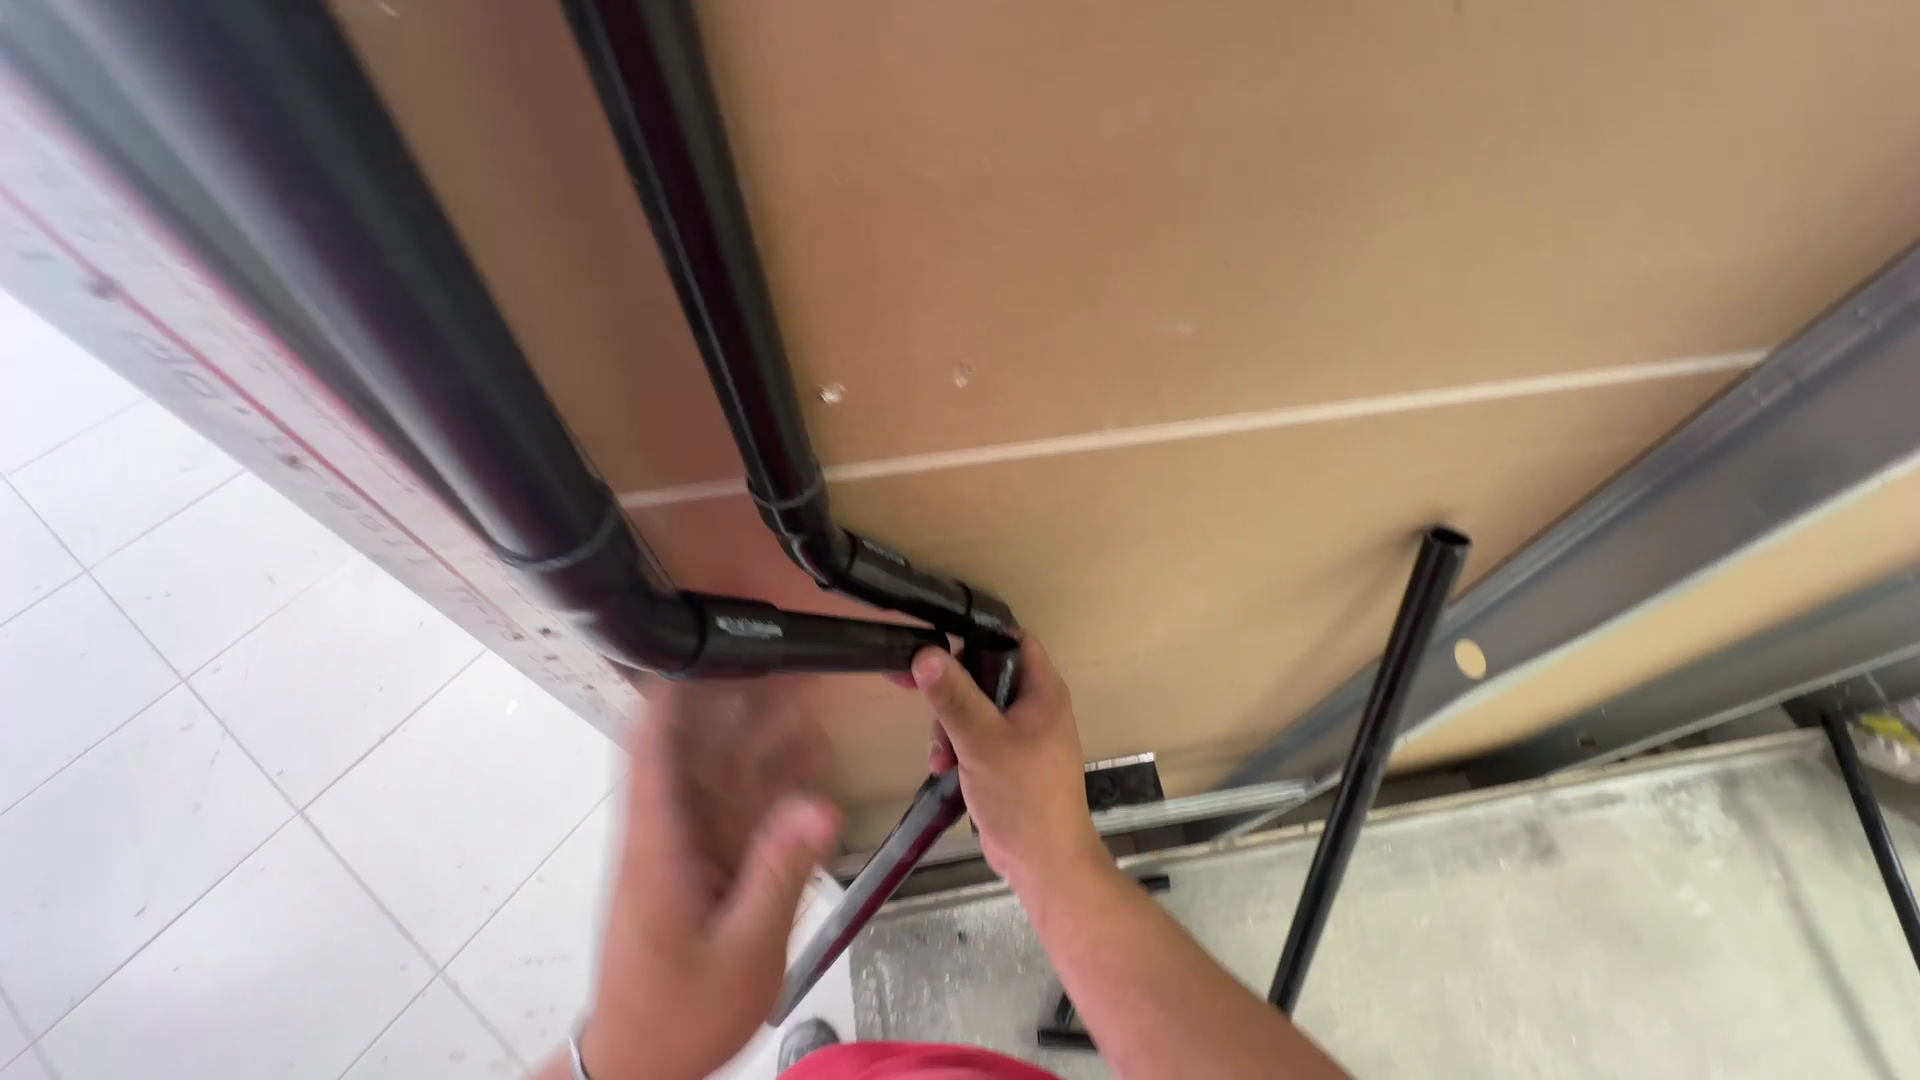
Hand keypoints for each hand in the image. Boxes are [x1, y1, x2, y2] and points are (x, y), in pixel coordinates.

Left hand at [578, 677, 840, 1079]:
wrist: (645, 1064)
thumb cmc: (680, 1012)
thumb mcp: (739, 949)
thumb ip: (779, 874)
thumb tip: (821, 804)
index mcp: (660, 839)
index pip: (650, 744)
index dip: (671, 690)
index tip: (706, 648)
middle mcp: (674, 826)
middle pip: (699, 742)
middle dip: (739, 695)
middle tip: (789, 658)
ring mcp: (695, 841)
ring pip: (727, 765)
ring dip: (764, 725)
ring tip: (809, 686)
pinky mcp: (713, 858)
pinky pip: (746, 801)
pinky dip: (777, 773)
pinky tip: (813, 752)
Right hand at [910, 637, 1107, 893]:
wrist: (1044, 863)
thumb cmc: (1022, 796)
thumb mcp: (982, 741)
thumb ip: (954, 697)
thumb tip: (926, 654)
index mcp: (1042, 690)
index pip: (1012, 640)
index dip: (978, 639)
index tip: (939, 651)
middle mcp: (1036, 705)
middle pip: (986, 674)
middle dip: (952, 692)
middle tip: (927, 704)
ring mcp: (1023, 733)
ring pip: (975, 706)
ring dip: (949, 725)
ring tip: (939, 754)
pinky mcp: (1008, 758)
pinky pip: (976, 735)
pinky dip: (957, 745)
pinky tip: (942, 766)